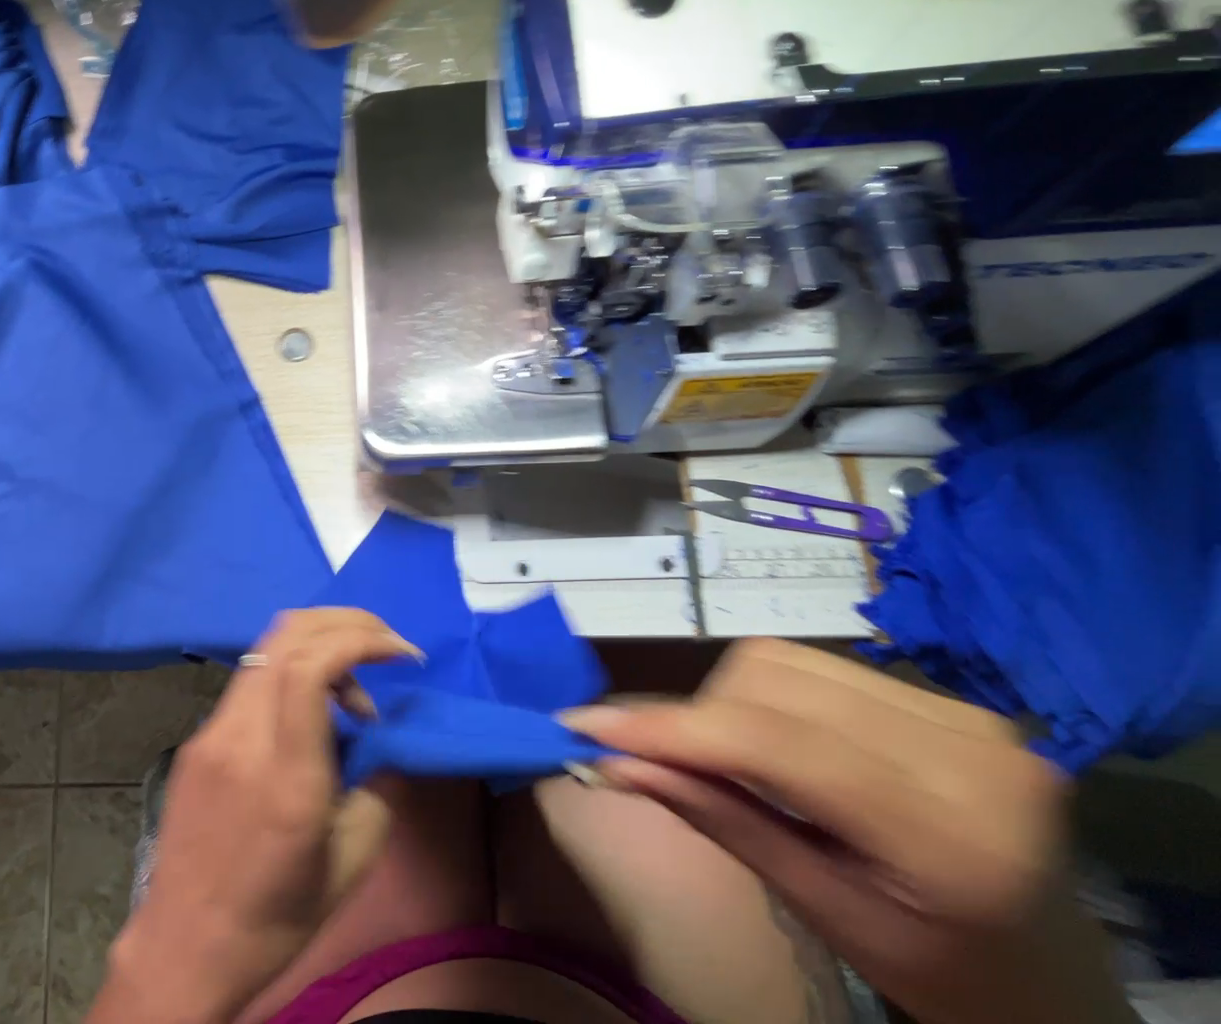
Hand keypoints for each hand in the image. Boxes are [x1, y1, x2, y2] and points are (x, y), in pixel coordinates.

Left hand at [89, 609, 420, 1023]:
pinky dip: (292, 677)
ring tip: (355, 700)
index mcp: (285, 776)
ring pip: (265, 653)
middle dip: (345, 623)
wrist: (185, 945)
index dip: (359, 639)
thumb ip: (377, 784)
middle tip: (387, 646)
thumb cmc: (277, 918)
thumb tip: (383, 737)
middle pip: (283, 636)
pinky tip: (313, 718)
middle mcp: (239, 740)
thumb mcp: (352, 860)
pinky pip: (250, 685)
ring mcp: (209, 735)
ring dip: (320, 649)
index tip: (402, 652)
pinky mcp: (196, 742)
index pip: (307, 666)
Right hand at [567, 639, 1132, 1023]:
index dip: (671, 728)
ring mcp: (967, 714)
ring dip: (727, 701)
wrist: (1047, 971)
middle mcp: (967, 751)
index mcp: (945, 833)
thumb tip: (617, 764)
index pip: (774, 744)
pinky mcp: (951, 699)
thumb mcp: (821, 911)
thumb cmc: (931, 967)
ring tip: (725, 757)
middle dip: (696, 717)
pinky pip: (816, 667)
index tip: (585, 726)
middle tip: (662, 762)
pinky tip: (774, 743)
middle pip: (770, 680)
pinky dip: (766, 697)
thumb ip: (721, 822)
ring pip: (784, 660)